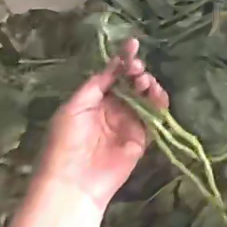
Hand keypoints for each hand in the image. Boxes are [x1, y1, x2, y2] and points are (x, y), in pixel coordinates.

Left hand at [37, 39, 168, 209]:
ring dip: (148, 85)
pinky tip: (158, 94)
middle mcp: (112, 108)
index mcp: (93, 99)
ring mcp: (127, 123)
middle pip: (130, 83)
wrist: (73, 181)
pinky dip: (159, 105)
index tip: (133, 44)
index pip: (112, 74)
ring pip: (144, 98)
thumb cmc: (67, 139)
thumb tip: (114, 64)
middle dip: (136, 71)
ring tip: (145, 81)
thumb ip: (97, 84)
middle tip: (137, 68)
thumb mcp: (75, 105)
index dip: (123, 59)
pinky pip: (153, 118)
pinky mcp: (140, 139)